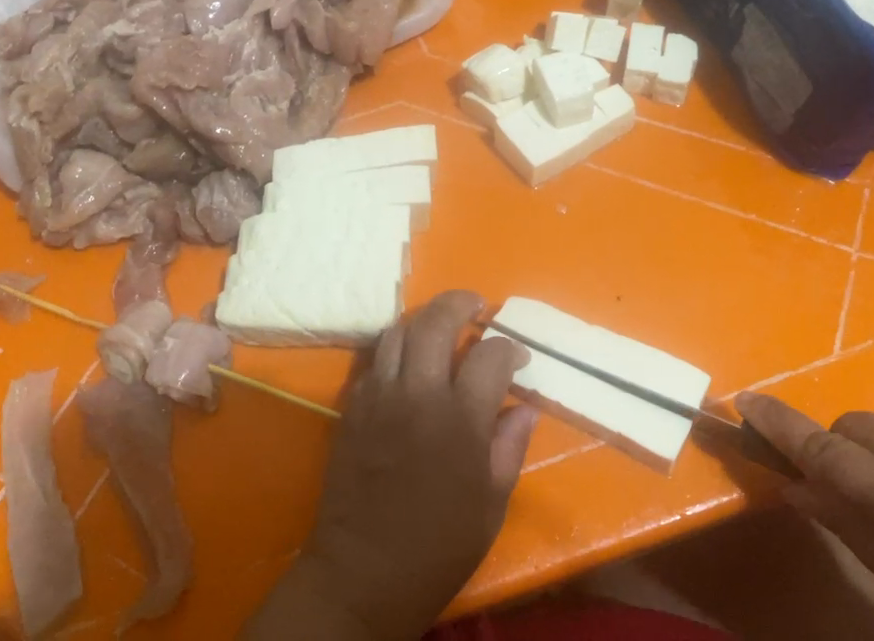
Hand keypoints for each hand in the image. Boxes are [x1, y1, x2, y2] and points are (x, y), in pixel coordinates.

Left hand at [241, 291, 535, 640]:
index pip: (489, 355)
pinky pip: (373, 361)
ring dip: (422, 322)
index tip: (518, 358)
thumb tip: (523, 407)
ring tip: (440, 330)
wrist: (363, 571)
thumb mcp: (492, 504)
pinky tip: (406, 368)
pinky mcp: (351, 406)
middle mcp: (417, 393)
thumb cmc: (439, 546)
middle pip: (435, 321)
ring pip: (397, 331)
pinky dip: (393, 352)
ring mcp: (378, 395)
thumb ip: (509, 446)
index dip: (510, 348)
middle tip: (477, 307)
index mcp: (460, 418)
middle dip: (460, 303)